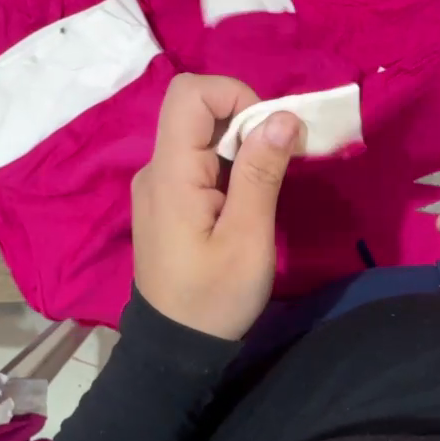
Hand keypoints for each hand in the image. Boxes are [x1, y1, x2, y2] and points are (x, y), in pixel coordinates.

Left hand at [132, 74, 302, 338]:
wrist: (177, 347)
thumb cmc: (214, 298)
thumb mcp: (247, 239)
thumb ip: (262, 173)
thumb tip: (283, 116)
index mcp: (170, 174)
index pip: (189, 93)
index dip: (235, 94)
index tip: (269, 134)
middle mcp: (156, 170)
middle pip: (197, 112)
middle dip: (246, 122)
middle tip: (279, 163)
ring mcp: (158, 186)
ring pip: (200, 137)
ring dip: (241, 147)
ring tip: (266, 188)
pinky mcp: (166, 202)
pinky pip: (197, 164)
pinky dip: (229, 168)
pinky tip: (245, 202)